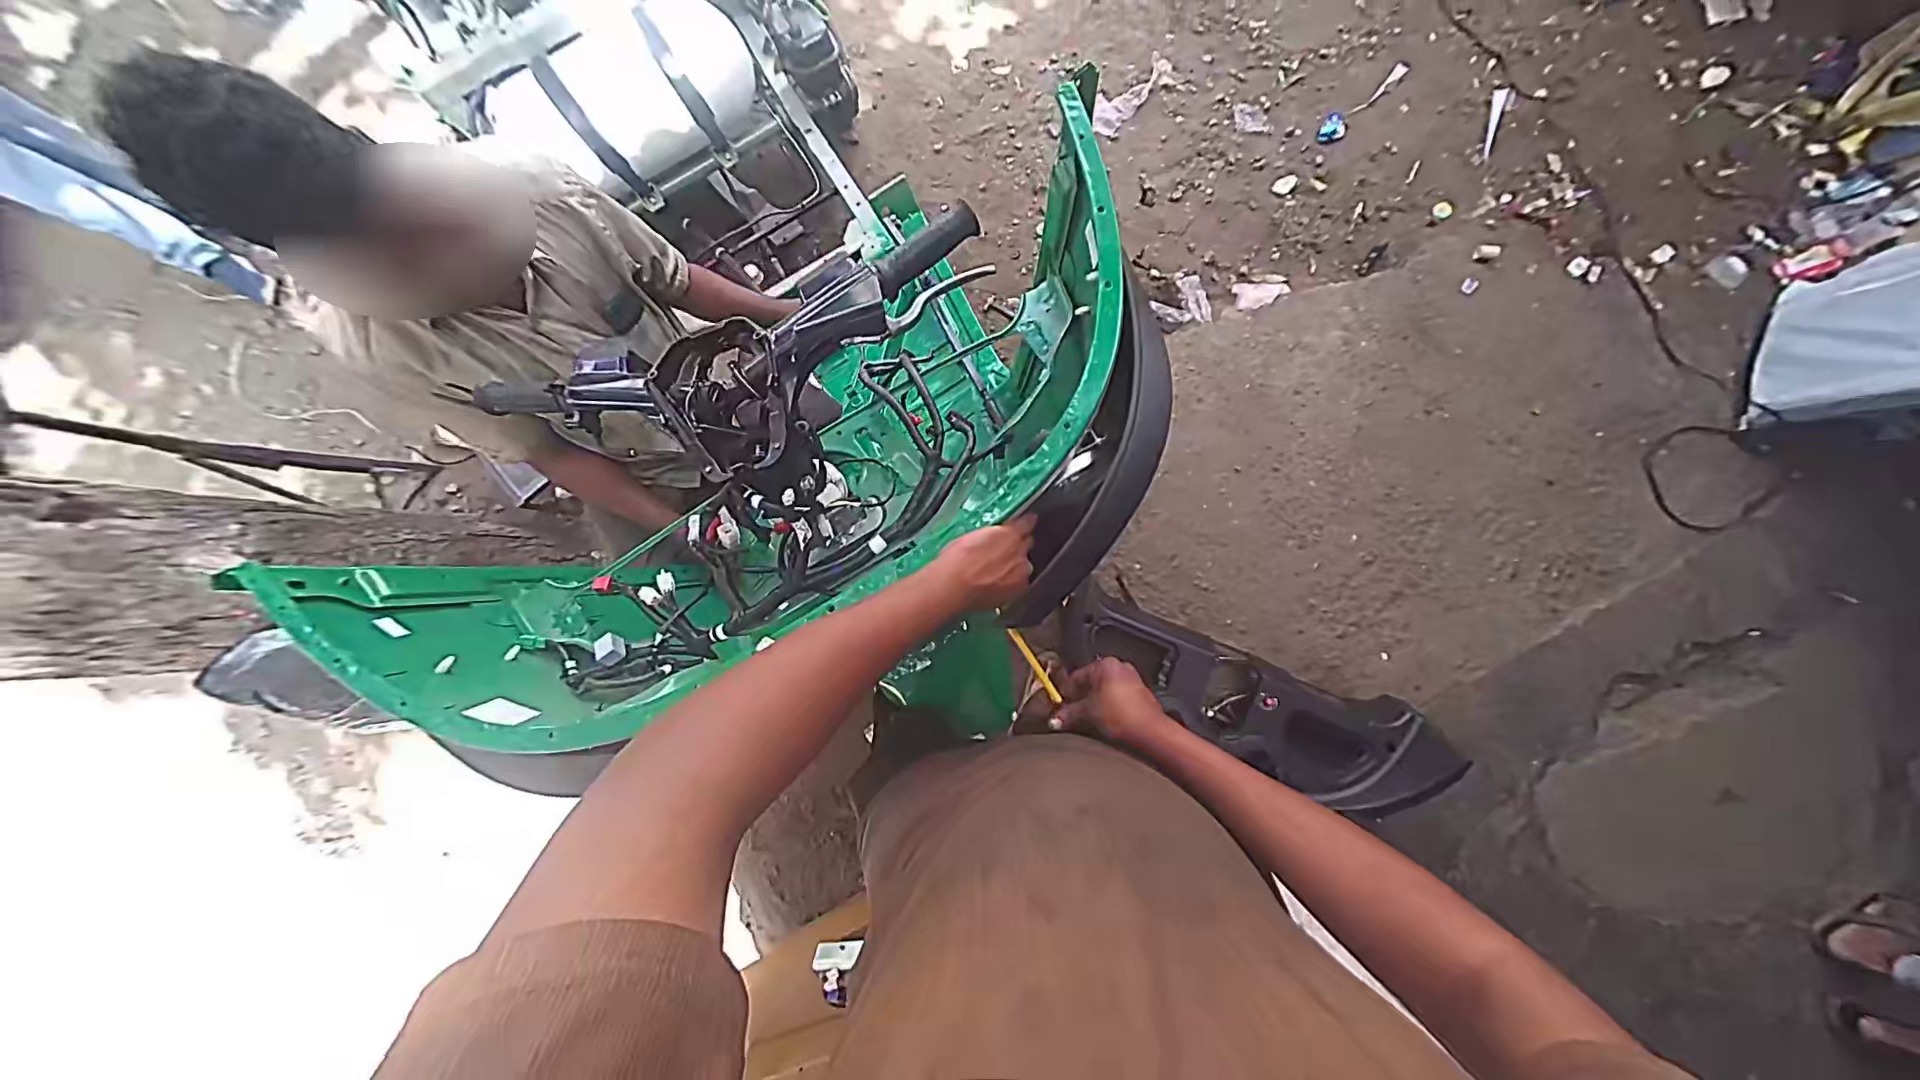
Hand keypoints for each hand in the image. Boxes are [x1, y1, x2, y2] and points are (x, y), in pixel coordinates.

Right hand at [921, 516, 1035, 611]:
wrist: (954, 587)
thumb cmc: (956, 560)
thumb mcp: (970, 536)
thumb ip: (989, 535)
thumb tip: (991, 535)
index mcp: (1008, 532)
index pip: (1027, 523)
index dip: (1025, 523)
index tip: (1025, 522)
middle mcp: (1019, 550)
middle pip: (1026, 543)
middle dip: (1017, 545)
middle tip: (1001, 551)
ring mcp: (1021, 571)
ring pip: (1024, 564)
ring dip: (1015, 565)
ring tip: (997, 571)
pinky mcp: (1019, 589)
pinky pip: (1021, 582)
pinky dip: (1013, 582)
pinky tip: (998, 584)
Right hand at [1053, 657, 1177, 745]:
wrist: (1149, 732)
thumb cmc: (1123, 715)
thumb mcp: (1088, 712)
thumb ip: (1070, 712)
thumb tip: (1059, 716)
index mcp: (1106, 664)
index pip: (1077, 675)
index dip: (1066, 691)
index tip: (1059, 703)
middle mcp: (1121, 668)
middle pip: (1092, 682)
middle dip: (1080, 698)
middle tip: (1070, 712)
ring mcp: (1133, 681)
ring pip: (1105, 691)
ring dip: (1094, 704)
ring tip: (1086, 719)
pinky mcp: (1141, 696)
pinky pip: (1117, 699)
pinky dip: (1108, 708)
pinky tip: (1103, 721)